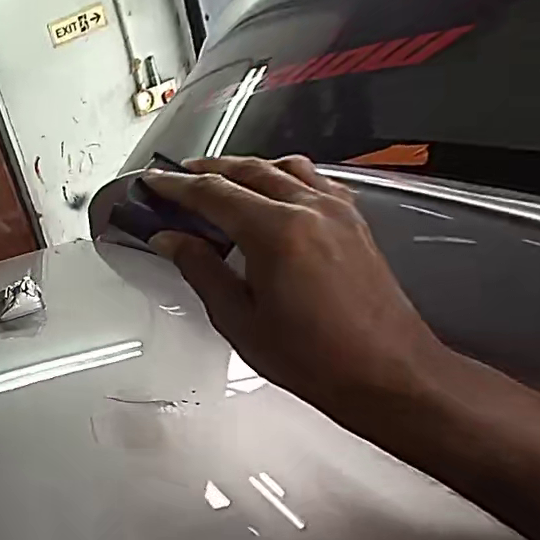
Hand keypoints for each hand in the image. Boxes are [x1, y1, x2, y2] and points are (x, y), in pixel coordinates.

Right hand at [138, 155, 455, 419]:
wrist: (386, 373)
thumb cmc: (316, 355)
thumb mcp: (235, 316)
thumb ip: (200, 268)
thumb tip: (172, 240)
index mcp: (276, 232)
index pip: (212, 193)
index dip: (175, 185)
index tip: (154, 182)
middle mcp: (311, 212)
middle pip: (248, 170)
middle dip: (206, 170)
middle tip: (176, 176)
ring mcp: (339, 214)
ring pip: (283, 167)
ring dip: (244, 167)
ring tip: (218, 177)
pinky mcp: (355, 224)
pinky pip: (314, 180)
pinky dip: (283, 175)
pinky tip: (272, 189)